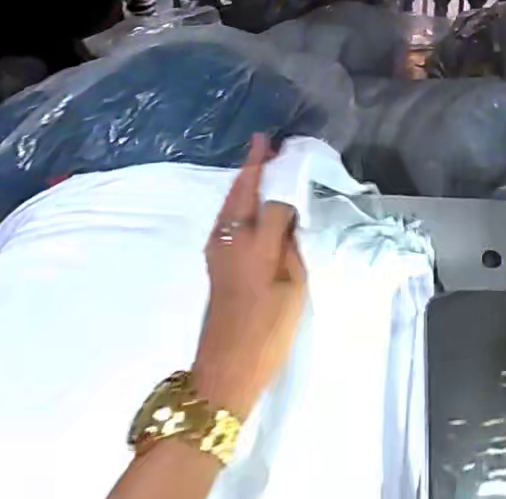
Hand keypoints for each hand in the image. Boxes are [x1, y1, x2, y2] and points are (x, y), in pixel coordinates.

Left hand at [191, 134, 306, 416]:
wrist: (226, 366)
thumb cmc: (268, 329)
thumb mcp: (293, 286)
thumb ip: (289, 244)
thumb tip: (286, 216)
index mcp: (256, 241)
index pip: (271, 197)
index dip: (280, 177)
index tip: (287, 152)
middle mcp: (232, 235)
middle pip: (242, 189)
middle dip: (253, 163)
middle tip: (265, 140)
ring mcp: (218, 245)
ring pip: (230, 200)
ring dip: (243, 179)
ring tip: (258, 161)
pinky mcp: (213, 257)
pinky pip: (226, 215)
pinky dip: (237, 198)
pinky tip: (246, 198)